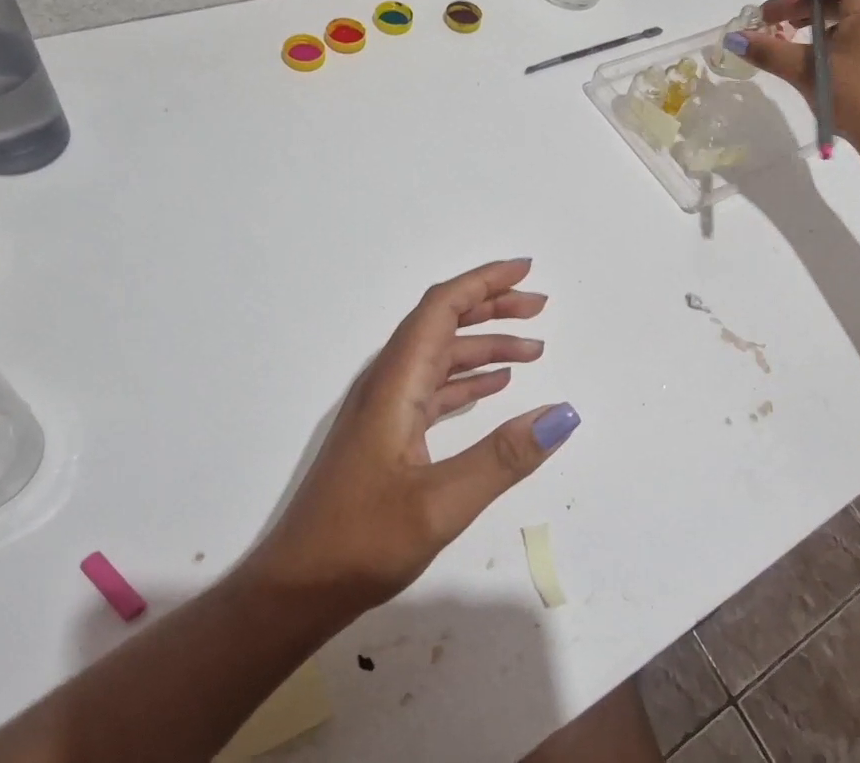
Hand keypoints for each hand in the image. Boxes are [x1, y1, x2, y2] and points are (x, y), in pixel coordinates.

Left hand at [243, 259, 576, 622]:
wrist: (296, 589)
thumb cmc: (362, 543)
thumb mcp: (442, 504)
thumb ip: (504, 457)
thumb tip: (564, 413)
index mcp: (393, 387)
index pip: (439, 310)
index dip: (482, 283)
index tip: (526, 271)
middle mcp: (385, 388)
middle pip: (440, 326)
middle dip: (490, 308)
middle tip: (540, 307)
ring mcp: (383, 414)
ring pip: (438, 359)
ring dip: (484, 347)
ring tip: (533, 350)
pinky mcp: (385, 439)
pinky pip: (432, 390)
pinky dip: (467, 381)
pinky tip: (495, 389)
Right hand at [726, 0, 859, 150]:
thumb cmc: (853, 99)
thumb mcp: (806, 72)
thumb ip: (768, 50)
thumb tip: (733, 39)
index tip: (781, 9)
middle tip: (773, 22)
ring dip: (812, 10)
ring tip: (787, 34)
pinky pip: (855, 17)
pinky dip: (829, 23)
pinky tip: (811, 49)